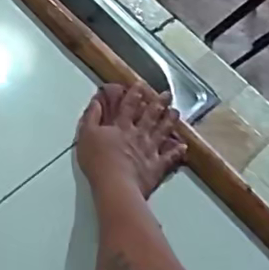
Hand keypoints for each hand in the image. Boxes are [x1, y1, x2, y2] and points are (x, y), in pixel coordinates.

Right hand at [75, 83, 187, 200]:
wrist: (115, 184)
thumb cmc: (97, 160)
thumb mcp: (86, 135)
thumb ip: (91, 117)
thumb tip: (96, 102)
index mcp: (120, 127)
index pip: (129, 106)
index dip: (135, 94)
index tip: (141, 85)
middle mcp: (138, 135)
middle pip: (150, 116)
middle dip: (158, 104)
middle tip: (167, 94)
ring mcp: (150, 151)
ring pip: (162, 132)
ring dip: (169, 122)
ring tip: (176, 112)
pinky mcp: (156, 167)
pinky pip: (169, 157)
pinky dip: (176, 151)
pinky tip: (183, 146)